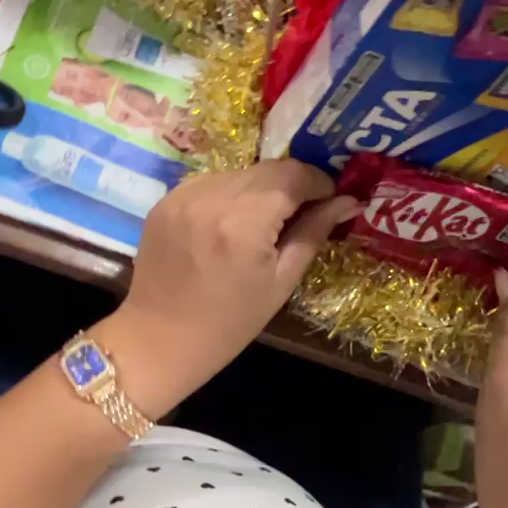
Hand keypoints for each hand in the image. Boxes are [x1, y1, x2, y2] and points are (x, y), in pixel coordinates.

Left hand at [99, 161, 358, 412]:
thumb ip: (313, 233)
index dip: (319, 182)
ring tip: (265, 222)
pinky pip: (210, 183)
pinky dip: (228, 196)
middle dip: (292, 185)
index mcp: (244, 221)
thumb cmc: (229, 322)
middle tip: (304, 211)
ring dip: (259, 189)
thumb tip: (347, 200)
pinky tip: (230, 225)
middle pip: (267, 169)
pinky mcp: (165, 200)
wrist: (160, 338)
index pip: (293, 175)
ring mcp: (183, 195)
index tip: (331, 200)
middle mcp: (211, 197)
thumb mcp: (281, 282)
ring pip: (238, 173)